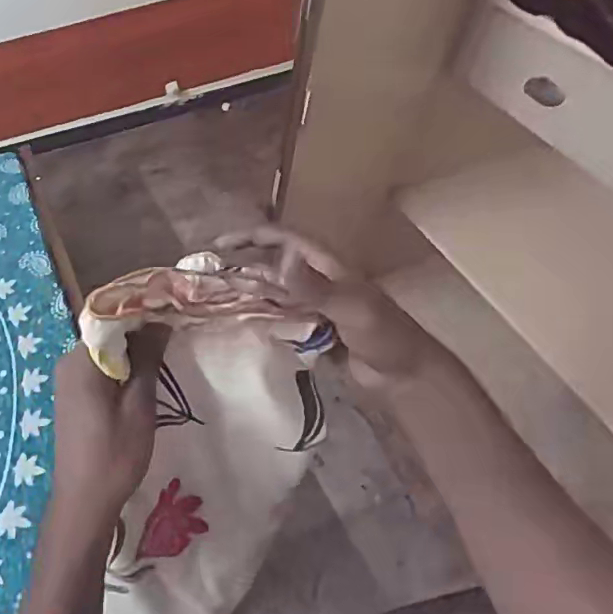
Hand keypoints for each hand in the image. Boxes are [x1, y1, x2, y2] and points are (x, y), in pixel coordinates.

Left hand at [49, 326, 169, 520]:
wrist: (84, 500)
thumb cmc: (115, 455)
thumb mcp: (139, 405)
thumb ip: (147, 359)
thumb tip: (159, 321)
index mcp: (81, 362)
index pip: (112, 318)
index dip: (143, 314)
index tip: (173, 315)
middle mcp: (68, 363)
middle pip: (108, 334)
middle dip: (140, 333)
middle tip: (173, 340)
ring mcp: (67, 380)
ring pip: (105, 352)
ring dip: (133, 352)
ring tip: (164, 357)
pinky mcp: (73, 396)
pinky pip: (99, 369)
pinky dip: (121, 368)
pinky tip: (143, 379)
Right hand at [213, 226, 442, 388]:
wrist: (403, 375)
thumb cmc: (384, 335)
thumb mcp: (350, 307)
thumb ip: (313, 286)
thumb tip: (278, 260)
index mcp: (329, 266)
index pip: (286, 240)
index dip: (254, 237)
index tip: (221, 245)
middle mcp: (319, 281)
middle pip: (275, 264)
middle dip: (244, 263)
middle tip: (209, 272)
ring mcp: (316, 308)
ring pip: (275, 292)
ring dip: (249, 290)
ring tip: (217, 294)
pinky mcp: (314, 333)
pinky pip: (282, 319)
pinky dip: (262, 317)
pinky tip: (241, 322)